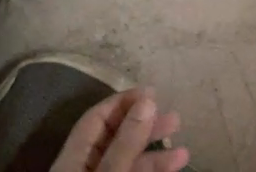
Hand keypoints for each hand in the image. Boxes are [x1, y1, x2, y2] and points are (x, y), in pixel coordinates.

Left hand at [51, 88, 188, 171]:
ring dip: (155, 154)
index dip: (123, 101)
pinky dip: (151, 170)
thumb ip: (126, 141)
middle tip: (174, 118)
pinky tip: (173, 166)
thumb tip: (147, 98)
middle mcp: (83, 167)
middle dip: (146, 127)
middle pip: (116, 138)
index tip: (153, 92)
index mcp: (72, 157)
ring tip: (183, 152)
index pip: (96, 118)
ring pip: (127, 160)